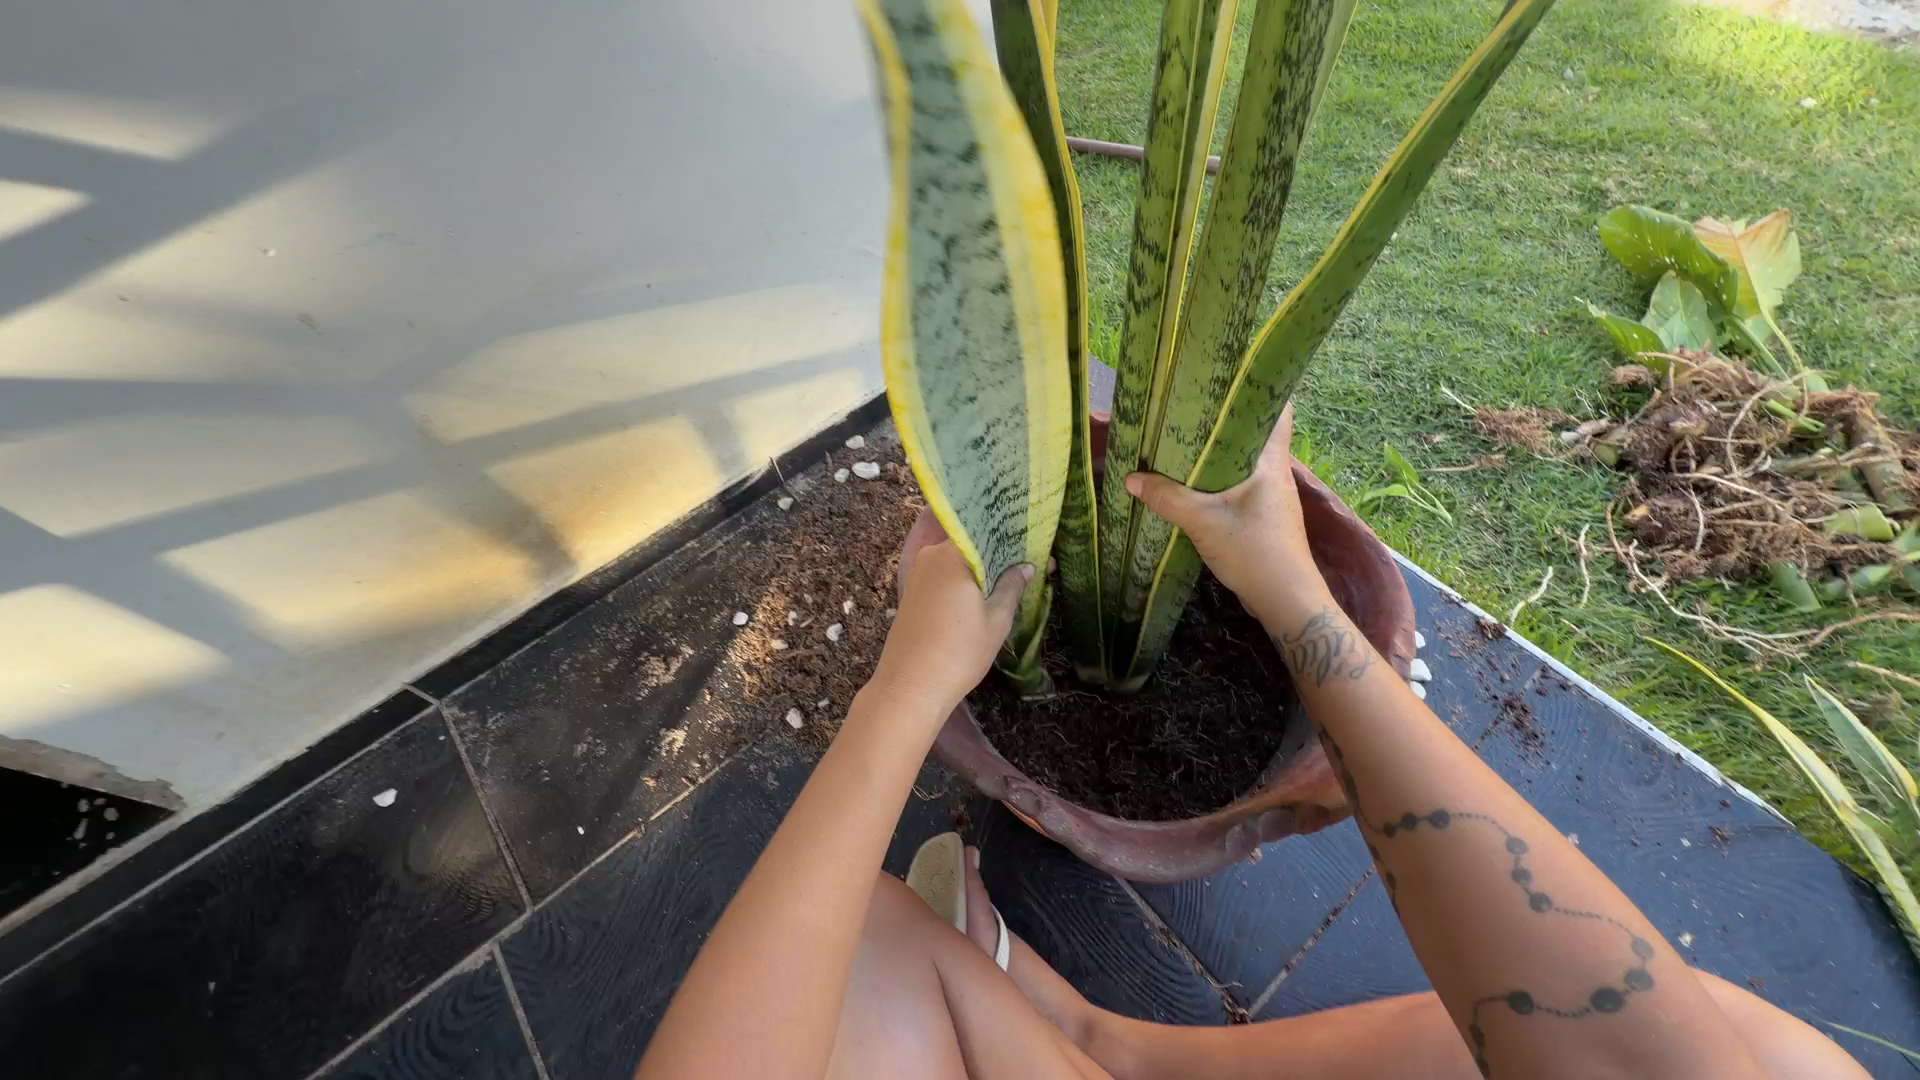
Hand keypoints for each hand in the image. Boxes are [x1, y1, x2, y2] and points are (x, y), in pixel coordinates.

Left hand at [870, 510, 1033, 719]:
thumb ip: (1012, 587)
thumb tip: (1027, 566)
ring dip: (979, 568)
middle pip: (969, 544)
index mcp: (953, 555)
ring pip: (955, 561)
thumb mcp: (996, 620)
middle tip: (1025, 561)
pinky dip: (962, 581)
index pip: (984, 530)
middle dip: (996, 552)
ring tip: (1008, 578)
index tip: (1030, 541)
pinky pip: (942, 576)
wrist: (910, 686)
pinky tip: (981, 595)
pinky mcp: (911, 593)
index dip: (1009, 536)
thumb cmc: (959, 652)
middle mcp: (931, 557)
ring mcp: (918, 574)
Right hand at [1124, 404, 1323, 620]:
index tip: (1225, 380)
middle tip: (1186, 411)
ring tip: (1181, 443)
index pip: (1277, 408)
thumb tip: (1131, 479)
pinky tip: (1191, 484)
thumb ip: (1167, 498)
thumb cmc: (1253, 551)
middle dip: (1223, 420)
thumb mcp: (1203, 522)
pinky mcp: (1262, 515)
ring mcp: (1270, 495)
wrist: (1284, 599)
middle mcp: (1275, 471)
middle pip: (1253, 432)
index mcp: (1270, 460)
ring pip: (1243, 460)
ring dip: (1217, 452)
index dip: (1258, 389)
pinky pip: (1237, 484)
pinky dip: (1216, 479)